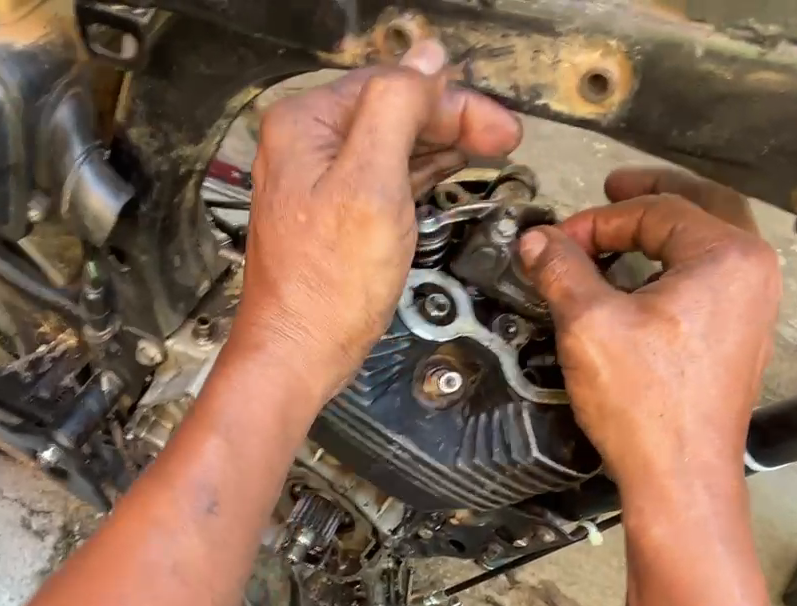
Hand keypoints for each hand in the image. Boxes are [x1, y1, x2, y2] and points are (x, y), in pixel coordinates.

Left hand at [230, 39, 521, 404]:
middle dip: (449, 121)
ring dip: (436, 145)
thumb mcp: (371, 183)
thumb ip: (397, 108)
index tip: (497, 126)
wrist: (296, 354)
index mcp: (304, 127)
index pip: (392, 85)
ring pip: (388, 146)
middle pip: (390, 112)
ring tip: (481, 149)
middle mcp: (302, 150)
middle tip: (500, 138)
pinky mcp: (328, 221)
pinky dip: (413, 175)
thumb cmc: (325, 289)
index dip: (453, 101)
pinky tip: (440, 171)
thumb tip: (425, 60)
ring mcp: (313, 186)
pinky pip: (379, 181)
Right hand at [517, 168, 780, 506]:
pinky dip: (675, 266)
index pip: (655, 211)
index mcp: (725, 257)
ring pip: (707, 244)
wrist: (678, 473)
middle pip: (699, 209)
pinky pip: (709, 280)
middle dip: (650, 197)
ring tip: (624, 232)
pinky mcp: (737, 338)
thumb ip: (561, 271)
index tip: (558, 242)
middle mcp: (751, 273)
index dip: (598, 220)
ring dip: (664, 232)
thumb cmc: (646, 407)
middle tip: (614, 187)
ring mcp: (750, 307)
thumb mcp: (588, 326)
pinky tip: (643, 282)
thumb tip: (538, 242)